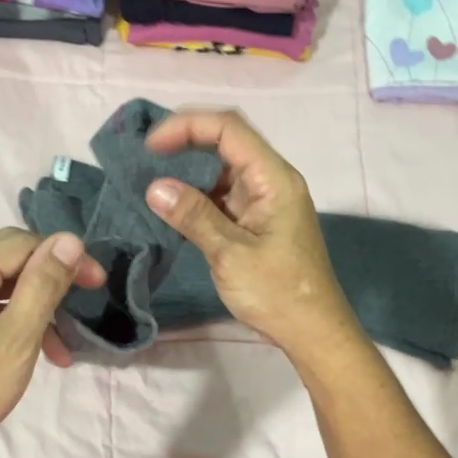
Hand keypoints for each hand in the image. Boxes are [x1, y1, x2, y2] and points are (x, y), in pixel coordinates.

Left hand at [0, 228, 104, 457]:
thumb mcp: (16, 340)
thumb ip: (43, 286)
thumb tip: (70, 240)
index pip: (18, 244)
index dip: (62, 257)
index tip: (97, 281)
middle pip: (5, 258)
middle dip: (48, 279)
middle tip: (86, 299)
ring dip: (33, 304)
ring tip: (61, 344)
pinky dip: (9, 317)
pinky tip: (35, 347)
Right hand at [144, 109, 360, 357]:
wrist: (312, 330)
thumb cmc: (277, 292)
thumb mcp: (231, 254)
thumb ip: (194, 217)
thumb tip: (155, 187)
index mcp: (273, 179)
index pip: (229, 129)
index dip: (187, 126)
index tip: (151, 146)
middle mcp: (271, 182)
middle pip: (226, 144)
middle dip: (185, 144)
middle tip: (145, 159)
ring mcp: (265, 203)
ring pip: (223, 172)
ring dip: (189, 173)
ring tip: (151, 181)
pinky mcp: (257, 224)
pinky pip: (224, 198)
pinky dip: (198, 198)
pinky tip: (173, 208)